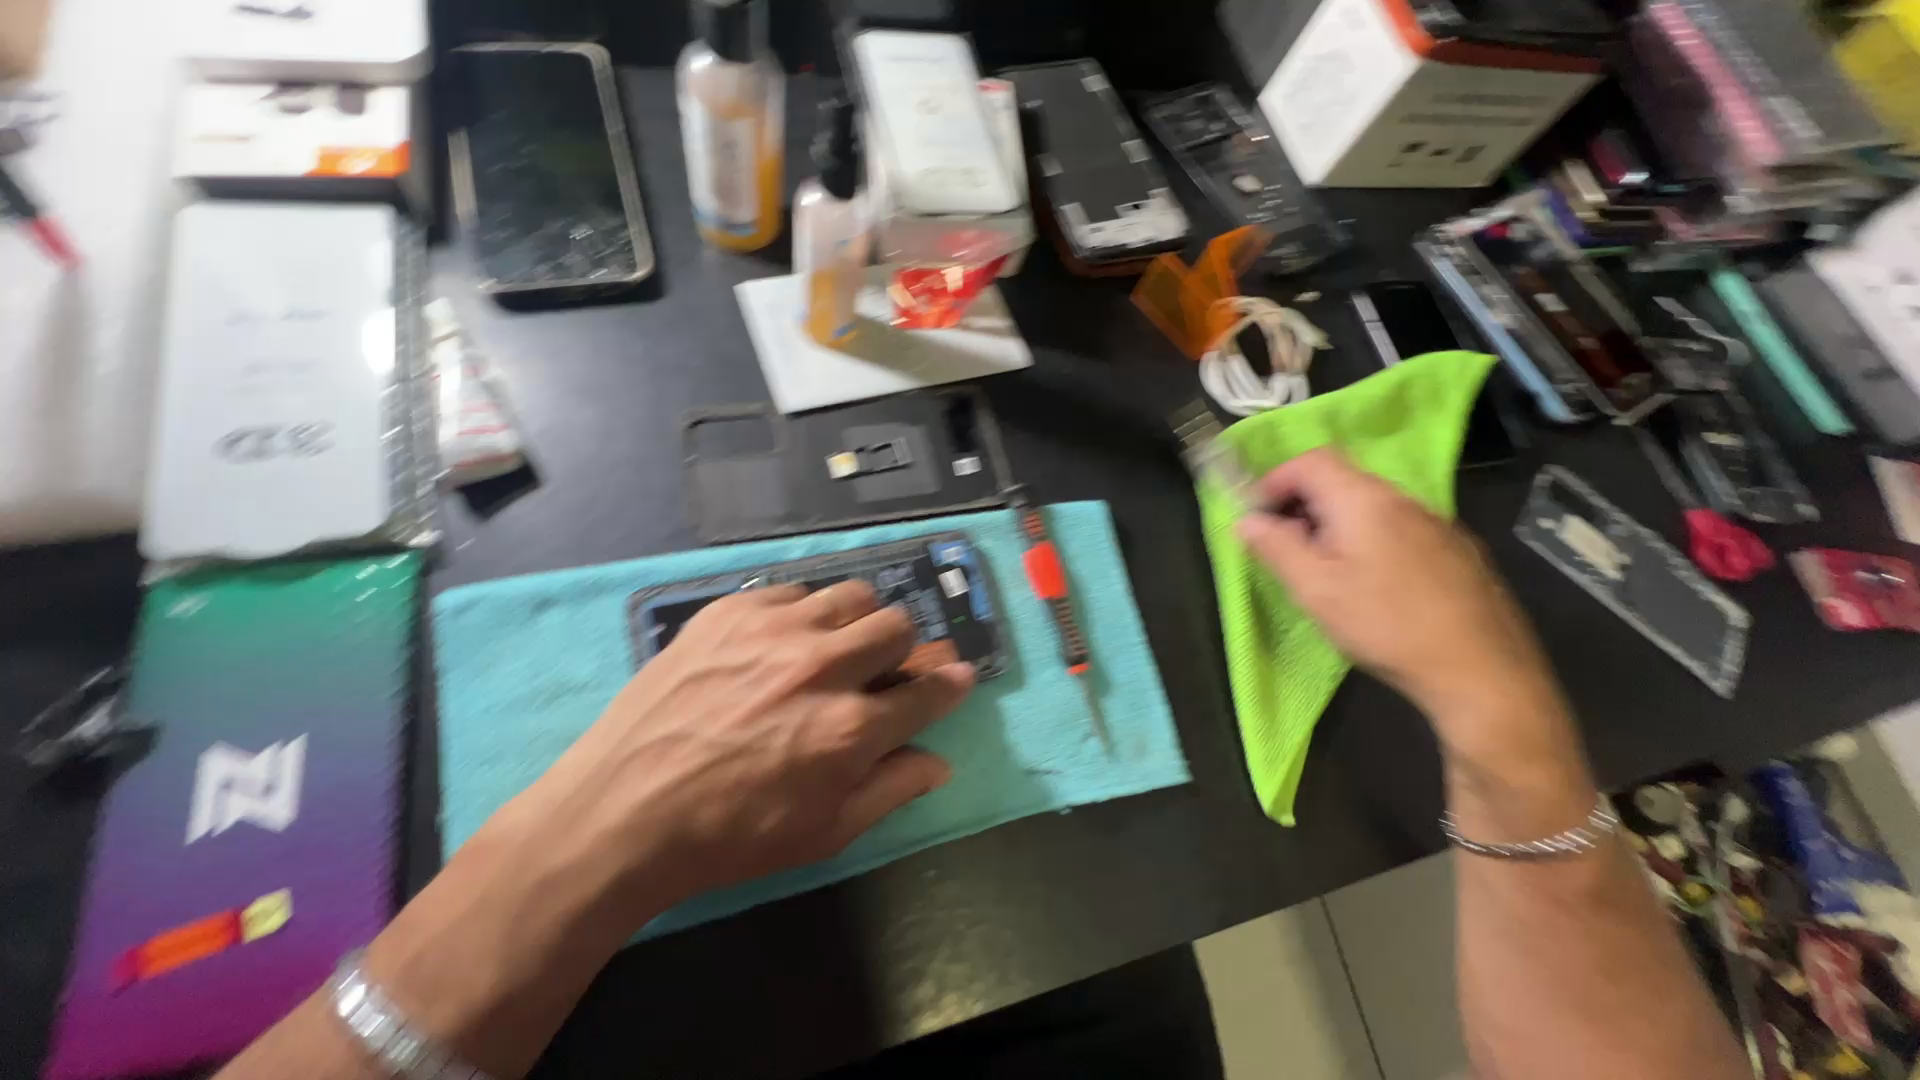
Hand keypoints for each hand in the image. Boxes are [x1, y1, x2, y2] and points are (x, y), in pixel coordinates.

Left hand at [514, 579, 976, 910]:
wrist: (622, 811)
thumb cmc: (730, 837)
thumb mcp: (823, 834)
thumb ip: (891, 790)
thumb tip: (940, 761)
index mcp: (850, 729)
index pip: (927, 691)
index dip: (950, 684)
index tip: (957, 676)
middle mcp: (821, 667)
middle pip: (896, 626)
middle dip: (902, 651)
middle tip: (879, 673)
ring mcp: (773, 631)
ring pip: (851, 595)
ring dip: (857, 622)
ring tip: (834, 648)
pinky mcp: (729, 611)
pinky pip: (792, 591)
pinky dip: (802, 614)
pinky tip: (779, 644)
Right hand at [1234, 448, 1561, 741]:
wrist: (1481, 670)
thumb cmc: (1385, 625)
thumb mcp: (1314, 590)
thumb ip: (1275, 548)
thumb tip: (1245, 520)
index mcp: (1364, 500)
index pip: (1312, 460)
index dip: (1276, 480)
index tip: (1258, 517)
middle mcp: (1403, 499)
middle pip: (1341, 481)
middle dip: (1303, 507)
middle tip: (1285, 550)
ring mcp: (1436, 524)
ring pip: (1371, 507)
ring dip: (1336, 527)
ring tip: (1326, 573)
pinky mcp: (1457, 551)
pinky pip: (1399, 530)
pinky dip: (1370, 542)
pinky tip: (1374, 587)